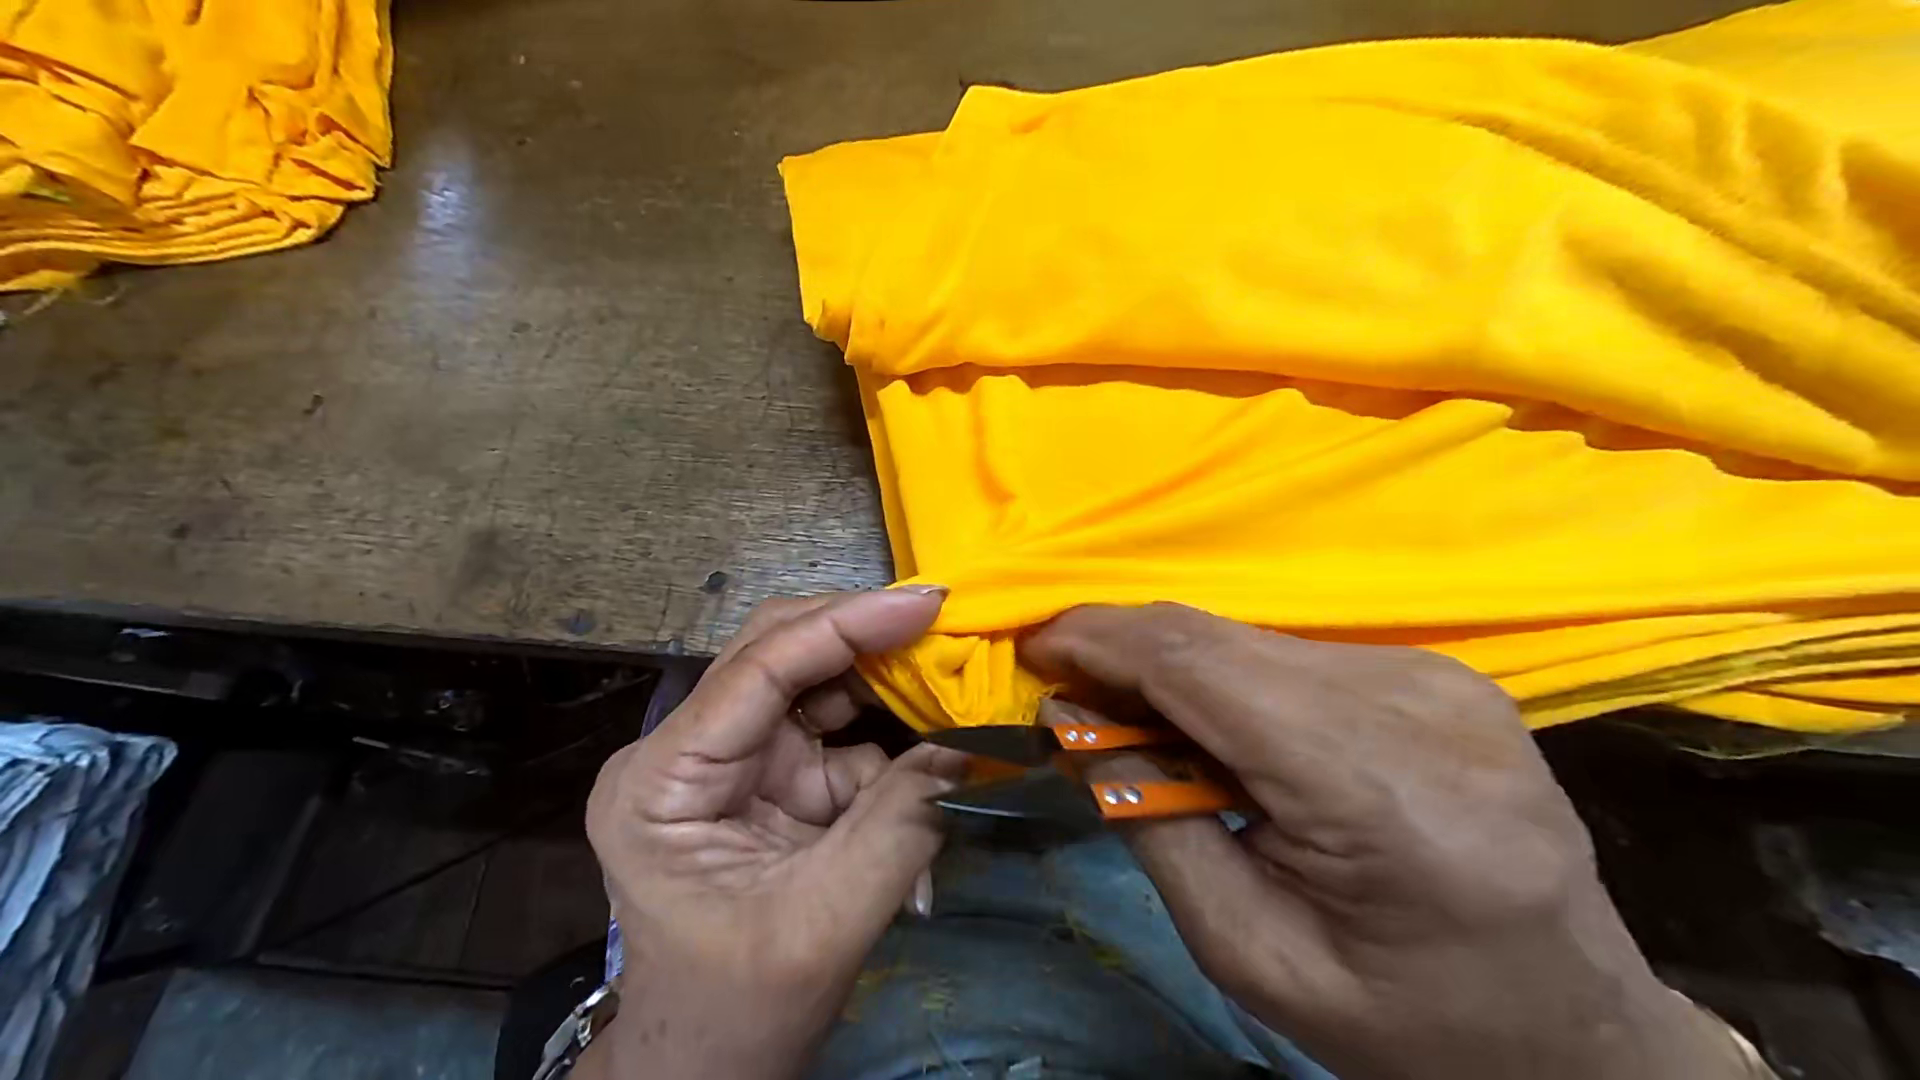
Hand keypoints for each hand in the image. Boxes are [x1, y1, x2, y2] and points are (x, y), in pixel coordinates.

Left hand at [579, 588, 966, 1079]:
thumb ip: (899, 829)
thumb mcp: (823, 925)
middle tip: (940, 620)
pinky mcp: (776, 774)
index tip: (925, 602)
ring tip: (943, 673)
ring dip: (880, 676)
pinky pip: (840, 733)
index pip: (757, 668)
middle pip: (778, 651)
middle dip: (861, 633)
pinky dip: (889, 740)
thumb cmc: (741, 1010)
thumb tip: (964, 752)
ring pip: (812, 678)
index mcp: (663, 778)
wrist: (712, 1069)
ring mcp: (736, 757)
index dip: (845, 624)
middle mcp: (691, 747)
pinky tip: (927, 762)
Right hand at [1023, 603, 1756, 1079]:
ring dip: (1165, 660)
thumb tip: (1071, 716)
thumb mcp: (1245, 952)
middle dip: (1121, 646)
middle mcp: (1419, 704)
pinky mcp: (1429, 667)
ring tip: (1120, 703)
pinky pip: (1283, 648)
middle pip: (1220, 639)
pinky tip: (1197, 712)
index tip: (1034, 646)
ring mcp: (1434, 673)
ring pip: (1245, 635)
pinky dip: (1217, 670)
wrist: (1569, 1030)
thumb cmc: (1399, 1023)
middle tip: (1060, 678)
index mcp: (1385, 795)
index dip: (1104, 643)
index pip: (1205, 669)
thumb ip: (1148, 819)